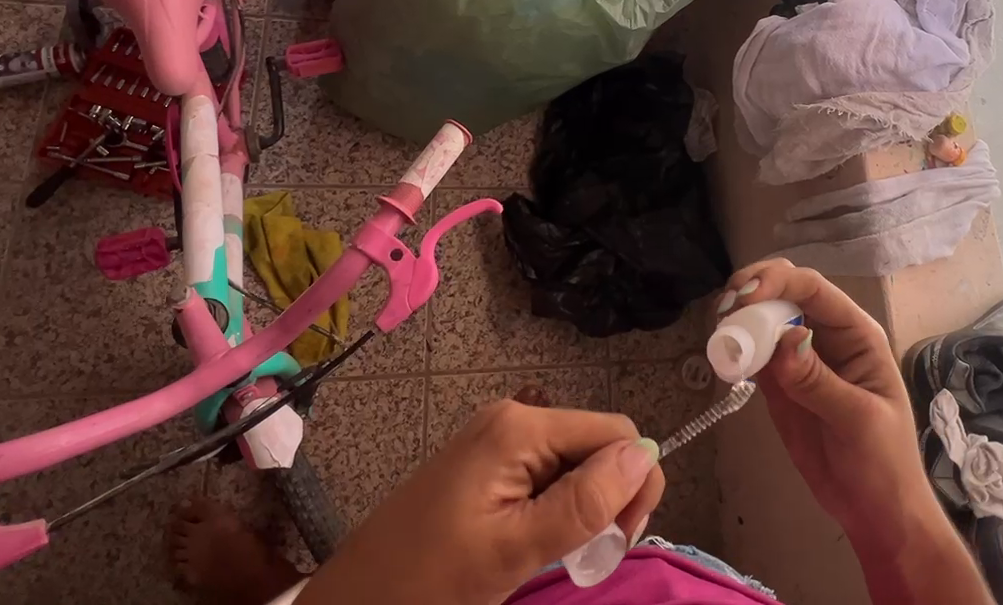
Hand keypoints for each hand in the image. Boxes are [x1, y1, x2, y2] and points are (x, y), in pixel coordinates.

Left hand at [300, 400, 664, 604]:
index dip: (633, 482)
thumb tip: (647, 454)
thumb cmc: (431, 579)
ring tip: (560, 554)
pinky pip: (546, 472)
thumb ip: (583, 502)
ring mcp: (499, 437)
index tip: (617, 541)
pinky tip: (538, 540)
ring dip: (583, 505)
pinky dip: (557, 505)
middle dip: (608, 495)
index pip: (614, 432)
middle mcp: (515, 417)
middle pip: (595, 443)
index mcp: (522, 427)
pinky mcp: (489, 460)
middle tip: (588, 556)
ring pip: (573, 461)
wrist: (355, 597)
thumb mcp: (515, 549)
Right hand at [719, 260, 951, 551]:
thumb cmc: (884, 463)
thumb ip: (819, 381)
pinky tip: (725, 356)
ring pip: (764, 317)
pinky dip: (736, 348)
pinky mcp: (779, 380)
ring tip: (719, 333)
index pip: (812, 288)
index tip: (742, 298)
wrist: (875, 512)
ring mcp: (800, 356)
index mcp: (855, 333)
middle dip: (751, 291)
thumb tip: (786, 338)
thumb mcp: (859, 421)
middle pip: (784, 291)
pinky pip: (754, 350)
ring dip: (738, 317)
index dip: (776, 282)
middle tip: (724, 313)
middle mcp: (826, 334)